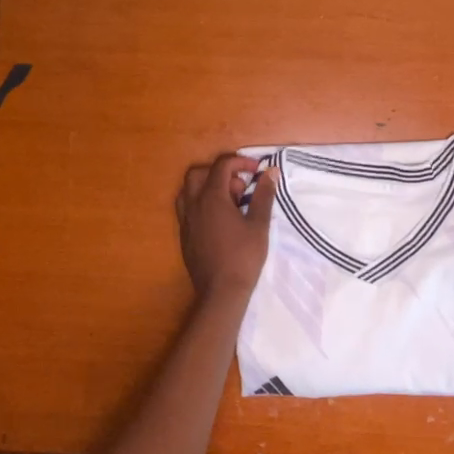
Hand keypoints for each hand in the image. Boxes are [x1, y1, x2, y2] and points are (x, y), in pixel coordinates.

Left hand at [174, 153, 275, 302]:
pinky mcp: (184, 234)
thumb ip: (263, 195)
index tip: (256, 171)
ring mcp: (185, 220)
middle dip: (220, 173)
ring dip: (206, 187)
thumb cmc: (243, 256)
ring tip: (228, 202)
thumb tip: (270, 172)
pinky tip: (218, 219)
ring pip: (188, 190)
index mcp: (211, 197)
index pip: (221, 166)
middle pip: (198, 173)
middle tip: (240, 189)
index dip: (240, 162)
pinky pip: (186, 208)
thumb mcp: (259, 224)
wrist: (221, 291)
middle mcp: (193, 204)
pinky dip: (200, 203)